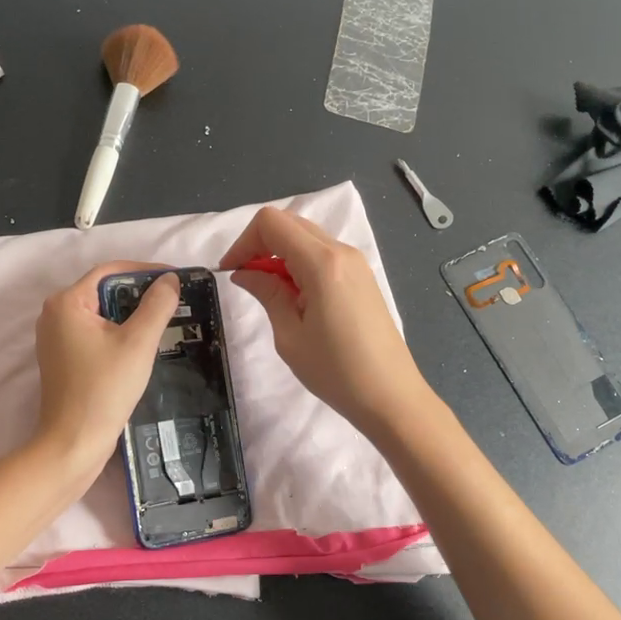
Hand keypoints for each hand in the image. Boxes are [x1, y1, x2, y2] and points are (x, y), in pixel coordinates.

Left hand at [33, 261, 181, 486]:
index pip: (110, 272)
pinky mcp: (60, 359)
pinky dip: (116, 334)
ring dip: (129, 316)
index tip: (175, 279)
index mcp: (66, 302)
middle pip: (103, 291)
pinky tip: (139, 347)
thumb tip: (169, 280)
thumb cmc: (104, 389)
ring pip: (99, 314)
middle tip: (173, 302)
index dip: (145, 271)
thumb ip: (157, 306)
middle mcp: (54, 314)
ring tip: (162, 322)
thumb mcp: (138, 343)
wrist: (73, 442)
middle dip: (139, 294)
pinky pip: (92, 334)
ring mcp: (54, 338)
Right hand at [220, 207, 433, 436]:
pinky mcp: (361, 278)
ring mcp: (355, 263)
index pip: (272, 223)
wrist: (390, 396)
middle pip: (290, 223)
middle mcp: (341, 252)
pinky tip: (292, 297)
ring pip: (306, 237)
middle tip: (244, 280)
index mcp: (322, 263)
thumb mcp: (289, 335)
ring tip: (267, 292)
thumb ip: (267, 294)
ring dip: (279, 254)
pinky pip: (322, 254)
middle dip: (259, 244)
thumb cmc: (335, 371)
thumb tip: (245, 273)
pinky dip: (298, 263)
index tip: (230, 272)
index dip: (243, 242)